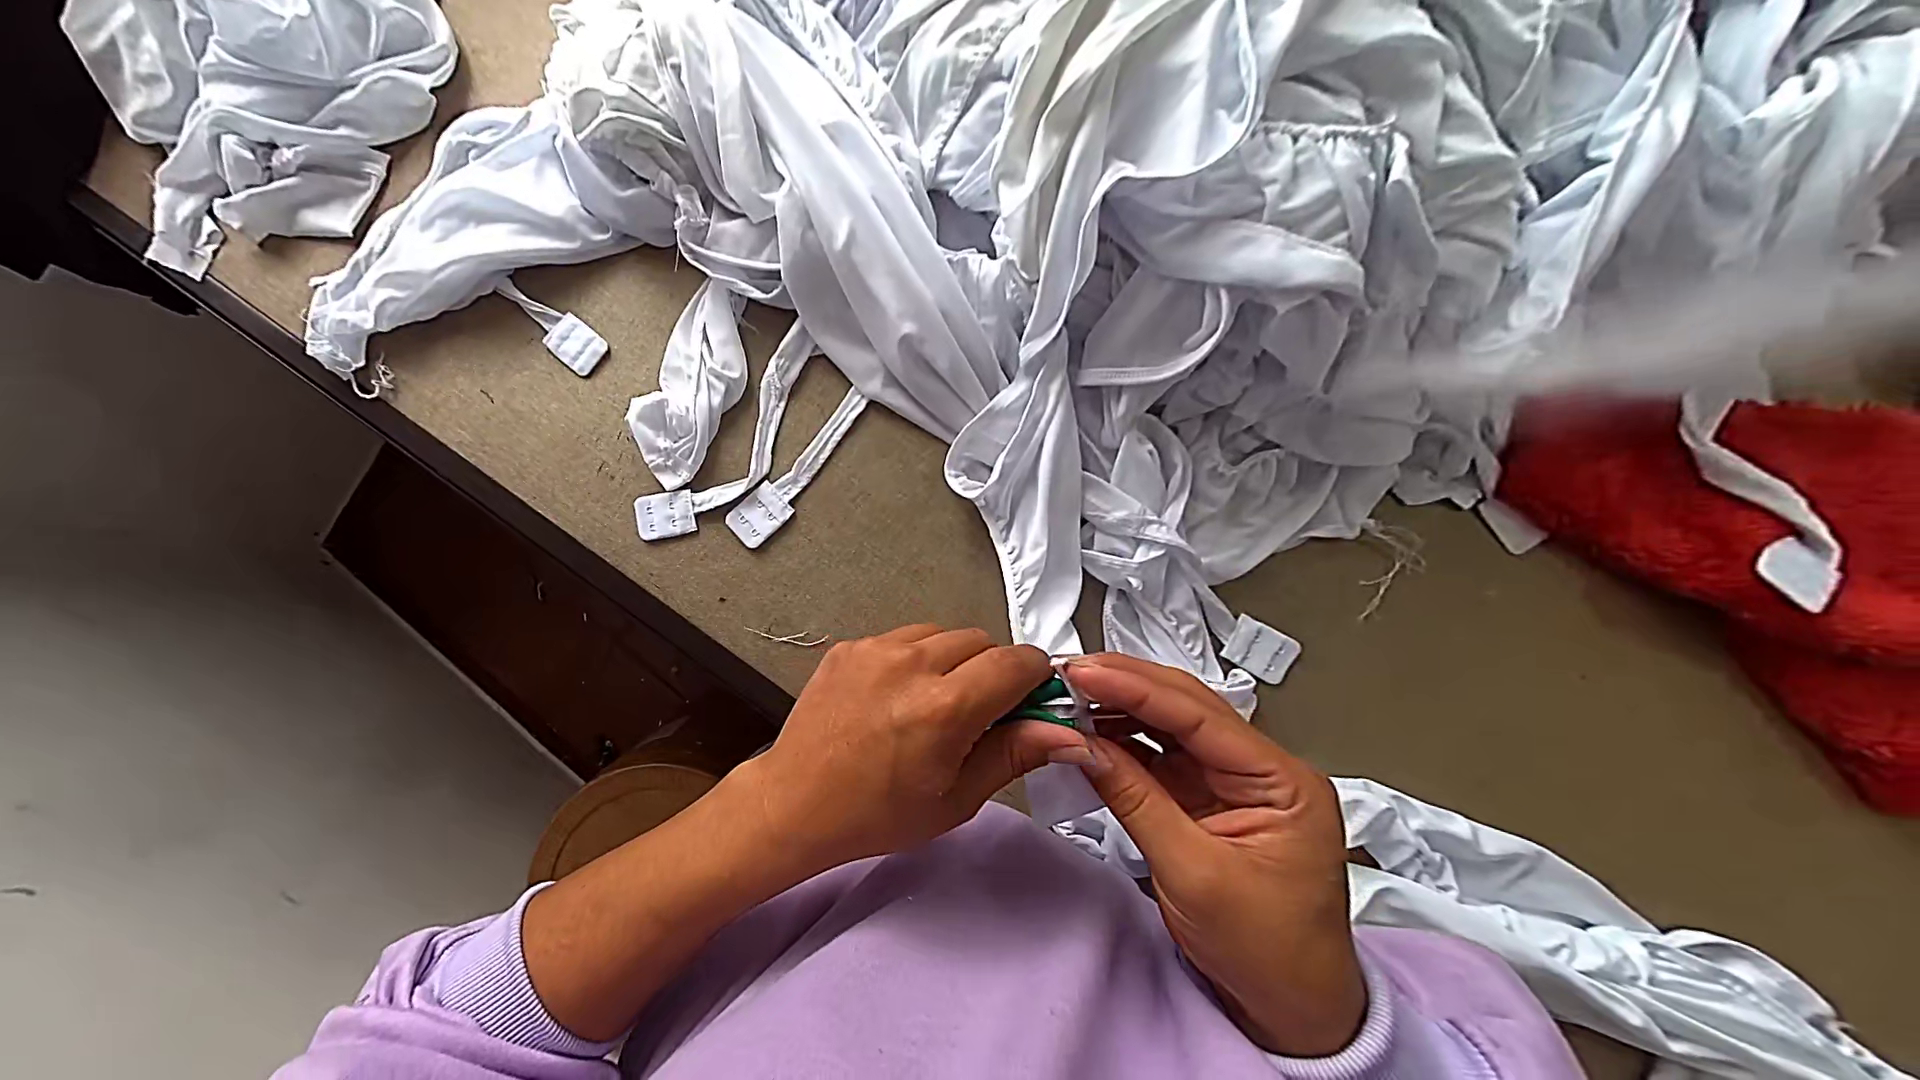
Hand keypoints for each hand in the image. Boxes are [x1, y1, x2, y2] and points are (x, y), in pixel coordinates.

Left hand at [735, 624, 1091, 875]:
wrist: (795, 803)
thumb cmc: (872, 814)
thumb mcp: (957, 797)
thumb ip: (1015, 753)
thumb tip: (1064, 733)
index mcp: (944, 708)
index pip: (1018, 661)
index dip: (1034, 678)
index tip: (1030, 697)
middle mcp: (910, 666)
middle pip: (984, 641)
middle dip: (993, 671)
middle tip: (978, 712)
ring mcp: (876, 650)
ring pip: (946, 634)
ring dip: (955, 661)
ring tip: (935, 704)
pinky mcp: (853, 646)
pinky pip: (907, 637)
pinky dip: (917, 659)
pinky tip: (902, 696)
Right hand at [1062, 654, 1365, 1057]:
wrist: (1291, 1010)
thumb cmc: (1268, 953)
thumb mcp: (1193, 875)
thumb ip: (1135, 800)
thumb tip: (1083, 745)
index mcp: (1283, 780)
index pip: (1199, 715)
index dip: (1136, 687)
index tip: (1086, 673)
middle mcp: (1261, 768)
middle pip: (1186, 707)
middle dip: (1125, 686)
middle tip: (1071, 675)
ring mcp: (1232, 780)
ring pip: (1169, 725)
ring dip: (1120, 708)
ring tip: (1072, 697)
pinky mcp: (1206, 795)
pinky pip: (1159, 755)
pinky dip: (1122, 741)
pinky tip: (1091, 730)